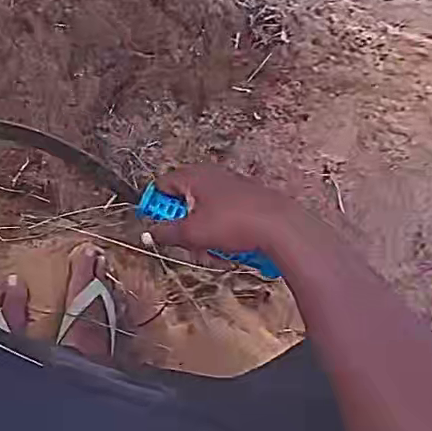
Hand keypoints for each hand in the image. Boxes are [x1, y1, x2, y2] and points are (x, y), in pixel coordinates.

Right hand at [150, 165, 314, 255]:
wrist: (282, 228)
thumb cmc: (234, 224)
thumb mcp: (191, 233)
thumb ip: (165, 233)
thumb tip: (149, 233)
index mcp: (194, 176)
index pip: (161, 186)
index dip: (156, 208)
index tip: (159, 228)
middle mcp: (212, 176)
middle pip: (183, 204)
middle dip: (184, 229)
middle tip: (189, 247)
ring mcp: (231, 188)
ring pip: (204, 215)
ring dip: (204, 238)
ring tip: (214, 254)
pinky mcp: (247, 202)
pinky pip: (224, 219)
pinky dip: (222, 236)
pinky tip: (231, 252)